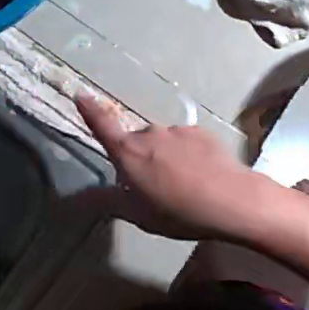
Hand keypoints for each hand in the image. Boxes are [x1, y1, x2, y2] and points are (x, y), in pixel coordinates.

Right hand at [75, 95, 275, 241]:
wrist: (230, 200)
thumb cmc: (177, 211)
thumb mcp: (137, 214)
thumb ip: (107, 201)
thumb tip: (78, 197)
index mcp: (128, 152)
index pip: (102, 125)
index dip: (89, 110)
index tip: (81, 95)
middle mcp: (150, 134)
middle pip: (137, 141)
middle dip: (140, 157)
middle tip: (152, 186)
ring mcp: (178, 131)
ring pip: (163, 142)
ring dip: (166, 156)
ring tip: (181, 184)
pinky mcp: (202, 133)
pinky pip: (187, 142)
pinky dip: (188, 155)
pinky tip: (201, 176)